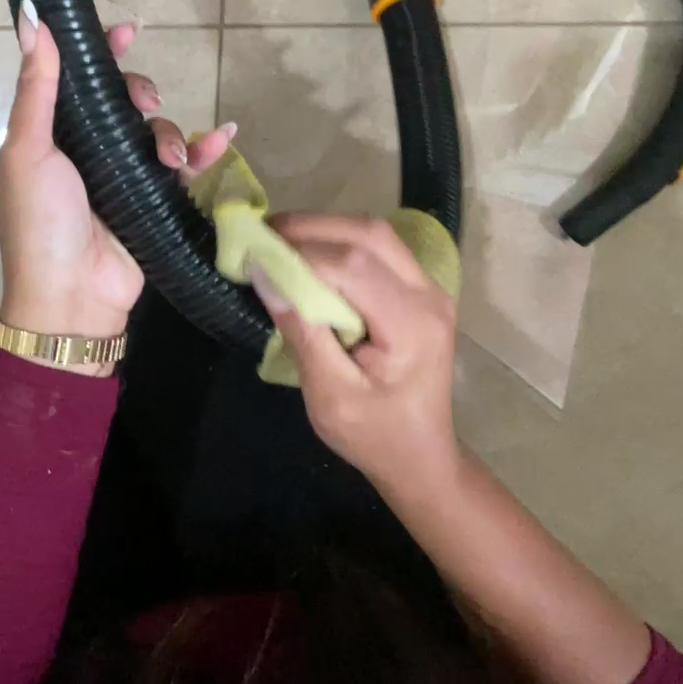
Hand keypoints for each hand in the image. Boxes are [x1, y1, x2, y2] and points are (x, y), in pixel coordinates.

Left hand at [0, 0, 233, 346]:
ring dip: (167, 133)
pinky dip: (204, 150)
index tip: (128, 31)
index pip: (78, 82)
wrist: (70, 297)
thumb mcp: (29, 151)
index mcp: (52, 137)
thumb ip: (37, 88)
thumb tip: (32, 17)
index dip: (101, 53)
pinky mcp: (152, 205)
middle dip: (139, 92)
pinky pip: (183, 168)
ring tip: (169, 159)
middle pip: (122, 103)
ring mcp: (122, 180)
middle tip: (146, 102)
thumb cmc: (40, 222)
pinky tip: (223, 138)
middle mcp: (86, 153)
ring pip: (155, 133)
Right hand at [261, 212, 460, 490]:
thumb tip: (265, 277)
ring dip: (324, 228)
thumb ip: (303, 334)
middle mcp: (428, 296)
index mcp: (411, 325)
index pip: (353, 267)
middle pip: (369, 236)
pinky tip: (307, 252)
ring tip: (277, 239)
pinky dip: (338, 241)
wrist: (420, 455)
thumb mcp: (330, 397)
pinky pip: (378, 249)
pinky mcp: (418, 291)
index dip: (300, 255)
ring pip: (375, 234)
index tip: (253, 256)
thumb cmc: (375, 435)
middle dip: (311, 228)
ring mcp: (429, 289)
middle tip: (260, 234)